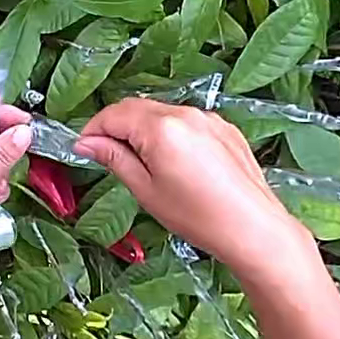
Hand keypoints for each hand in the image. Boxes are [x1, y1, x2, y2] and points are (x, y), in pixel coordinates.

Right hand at [72, 99, 316, 280]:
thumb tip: (85, 143)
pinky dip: (166, 131)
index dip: (92, 130)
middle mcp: (184, 114)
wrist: (256, 231)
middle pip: (133, 107)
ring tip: (139, 160)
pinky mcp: (224, 128)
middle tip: (105, 154)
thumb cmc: (196, 216)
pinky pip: (183, 120)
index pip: (112, 114)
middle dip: (113, 126)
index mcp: (160, 128)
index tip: (83, 148)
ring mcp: (207, 118)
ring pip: (158, 111)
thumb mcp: (145, 190)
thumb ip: (113, 158)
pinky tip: (170, 160)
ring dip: (139, 127)